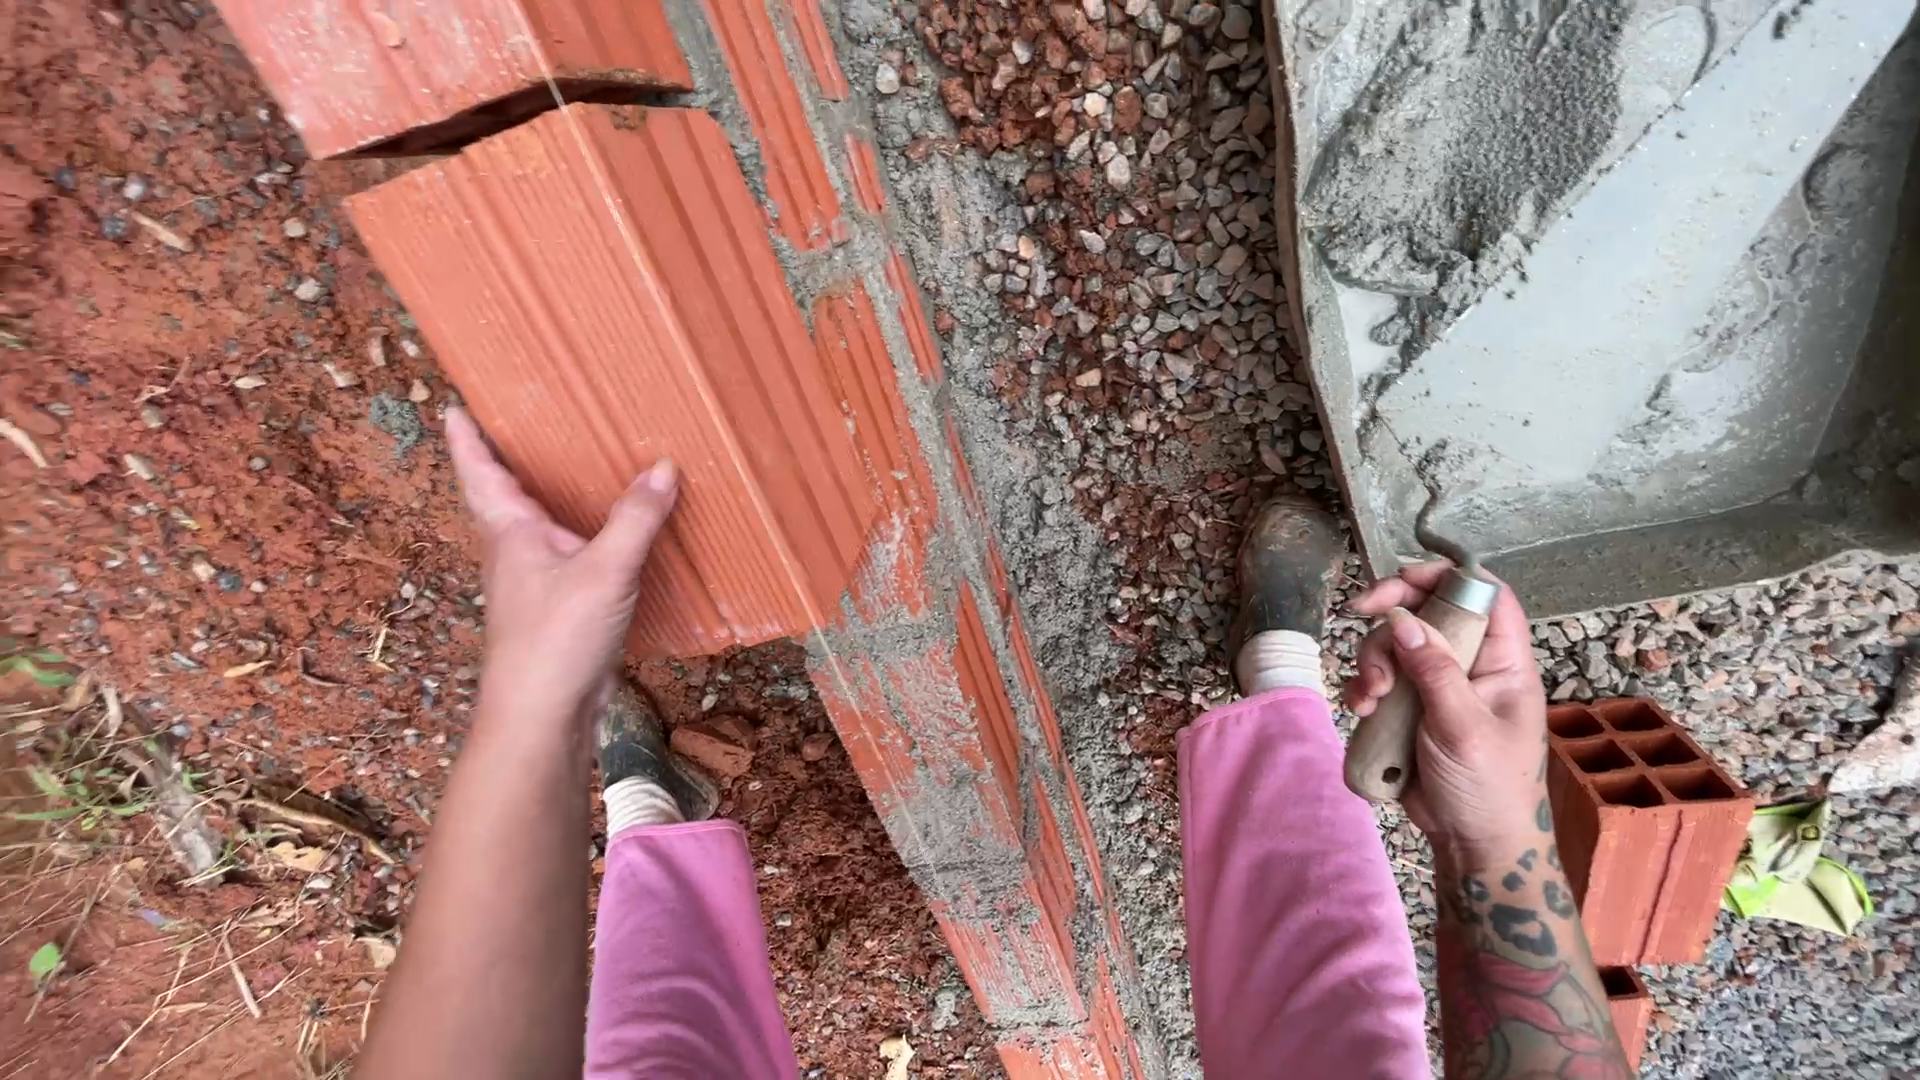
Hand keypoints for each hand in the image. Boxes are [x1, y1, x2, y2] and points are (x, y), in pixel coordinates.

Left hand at [444, 407, 677, 724]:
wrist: (544, 711)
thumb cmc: (557, 636)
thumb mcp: (605, 570)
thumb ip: (635, 518)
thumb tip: (664, 467)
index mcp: (512, 535)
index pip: (481, 475)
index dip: (467, 440)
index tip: (452, 408)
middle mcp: (514, 555)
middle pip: (500, 501)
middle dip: (502, 466)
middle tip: (515, 434)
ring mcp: (533, 586)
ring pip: (531, 532)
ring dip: (538, 503)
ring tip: (560, 479)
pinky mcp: (556, 610)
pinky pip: (563, 560)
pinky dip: (575, 539)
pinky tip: (602, 544)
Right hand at [1341, 561, 1549, 857]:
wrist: (1470, 840)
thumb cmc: (1487, 786)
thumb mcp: (1463, 727)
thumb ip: (1435, 672)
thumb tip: (1403, 621)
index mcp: (1502, 663)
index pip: (1484, 596)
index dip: (1446, 576)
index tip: (1401, 578)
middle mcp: (1469, 664)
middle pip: (1427, 610)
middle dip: (1390, 614)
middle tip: (1359, 613)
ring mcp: (1436, 683)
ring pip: (1394, 642)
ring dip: (1372, 660)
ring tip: (1371, 697)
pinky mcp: (1409, 703)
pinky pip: (1378, 675)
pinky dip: (1363, 686)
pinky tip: (1363, 708)